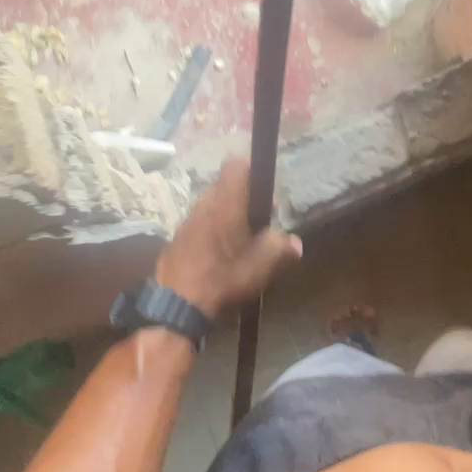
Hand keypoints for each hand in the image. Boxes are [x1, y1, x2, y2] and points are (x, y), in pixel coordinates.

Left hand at [156, 157, 301, 317]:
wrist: (176, 305)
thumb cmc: (222, 278)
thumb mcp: (259, 267)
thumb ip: (280, 249)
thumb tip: (295, 243)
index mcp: (226, 204)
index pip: (236, 166)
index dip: (253, 170)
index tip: (265, 193)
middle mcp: (204, 205)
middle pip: (225, 188)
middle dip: (244, 200)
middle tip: (260, 223)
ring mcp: (187, 221)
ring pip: (212, 206)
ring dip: (228, 217)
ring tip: (241, 242)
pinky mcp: (176, 239)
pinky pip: (199, 224)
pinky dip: (212, 232)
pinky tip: (220, 256)